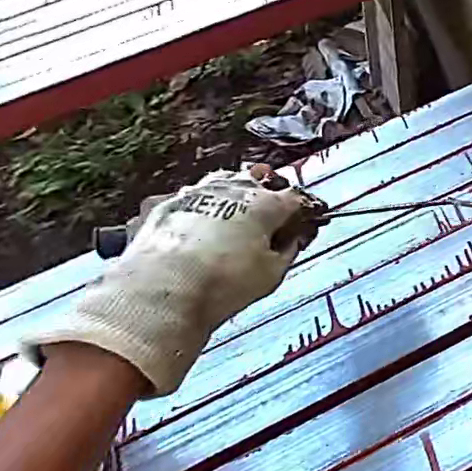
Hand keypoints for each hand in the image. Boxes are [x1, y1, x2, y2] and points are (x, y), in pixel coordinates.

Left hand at [23, 166, 318, 394]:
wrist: (165, 290)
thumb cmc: (224, 283)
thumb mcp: (273, 273)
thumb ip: (288, 249)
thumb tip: (291, 240)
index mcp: (266, 204)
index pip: (295, 198)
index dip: (304, 211)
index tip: (306, 222)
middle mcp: (233, 188)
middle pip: (259, 180)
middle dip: (270, 195)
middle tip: (273, 218)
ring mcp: (198, 192)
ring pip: (225, 182)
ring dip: (236, 195)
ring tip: (239, 218)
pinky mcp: (169, 203)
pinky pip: (195, 198)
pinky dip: (205, 207)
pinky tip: (205, 227)